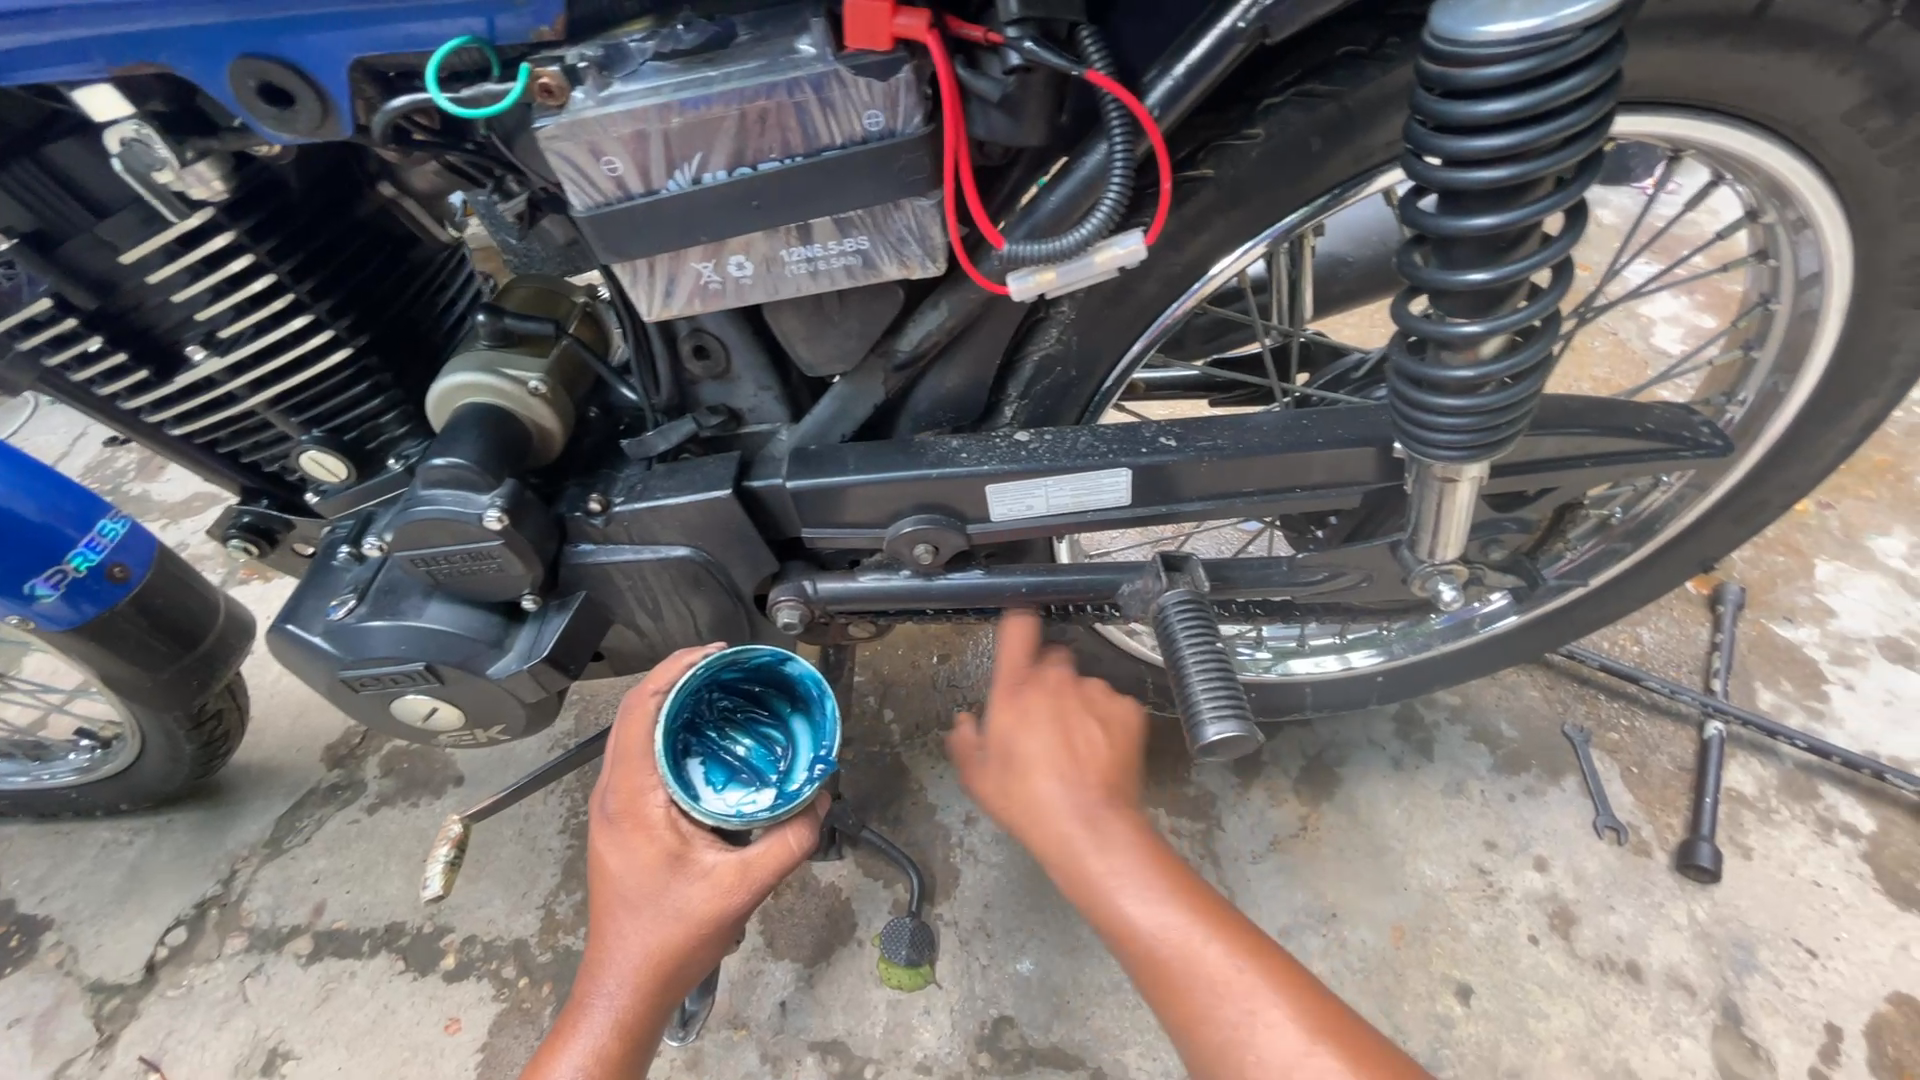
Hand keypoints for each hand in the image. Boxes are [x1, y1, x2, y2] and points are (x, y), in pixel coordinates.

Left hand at [580, 644, 827, 999]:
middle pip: (634, 712)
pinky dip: (667, 733)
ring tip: (718, 691)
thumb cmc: (671, 936)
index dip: (675, 669)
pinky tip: (705, 740)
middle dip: (677, 677)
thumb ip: (790, 841)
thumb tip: (822, 797)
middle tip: (727, 666)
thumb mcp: (742, 888)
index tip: (717, 653)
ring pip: (633, 733)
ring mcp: (611, 807)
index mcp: (631, 796)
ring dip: (669, 704)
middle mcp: (612, 793)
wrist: (626, 984)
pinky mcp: (620, 820)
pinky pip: (639, 757)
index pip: (641, 709)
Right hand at [946, 611, 1150, 863]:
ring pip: (1085, 685)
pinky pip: (1115, 706)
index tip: (1021, 626)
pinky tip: (1101, 752)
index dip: (1019, 623)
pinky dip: (1108, 722)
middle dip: (1050, 680)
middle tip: (1047, 717)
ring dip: (1080, 705)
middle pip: (1053, 659)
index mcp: (1015, 689)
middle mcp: (1056, 680)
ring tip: (1078, 745)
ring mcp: (1095, 691)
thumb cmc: (1027, 802)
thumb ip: (965, 740)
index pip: (1018, 629)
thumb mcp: (978, 777)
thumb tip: (964, 722)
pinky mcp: (1128, 709)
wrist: (1088, 826)